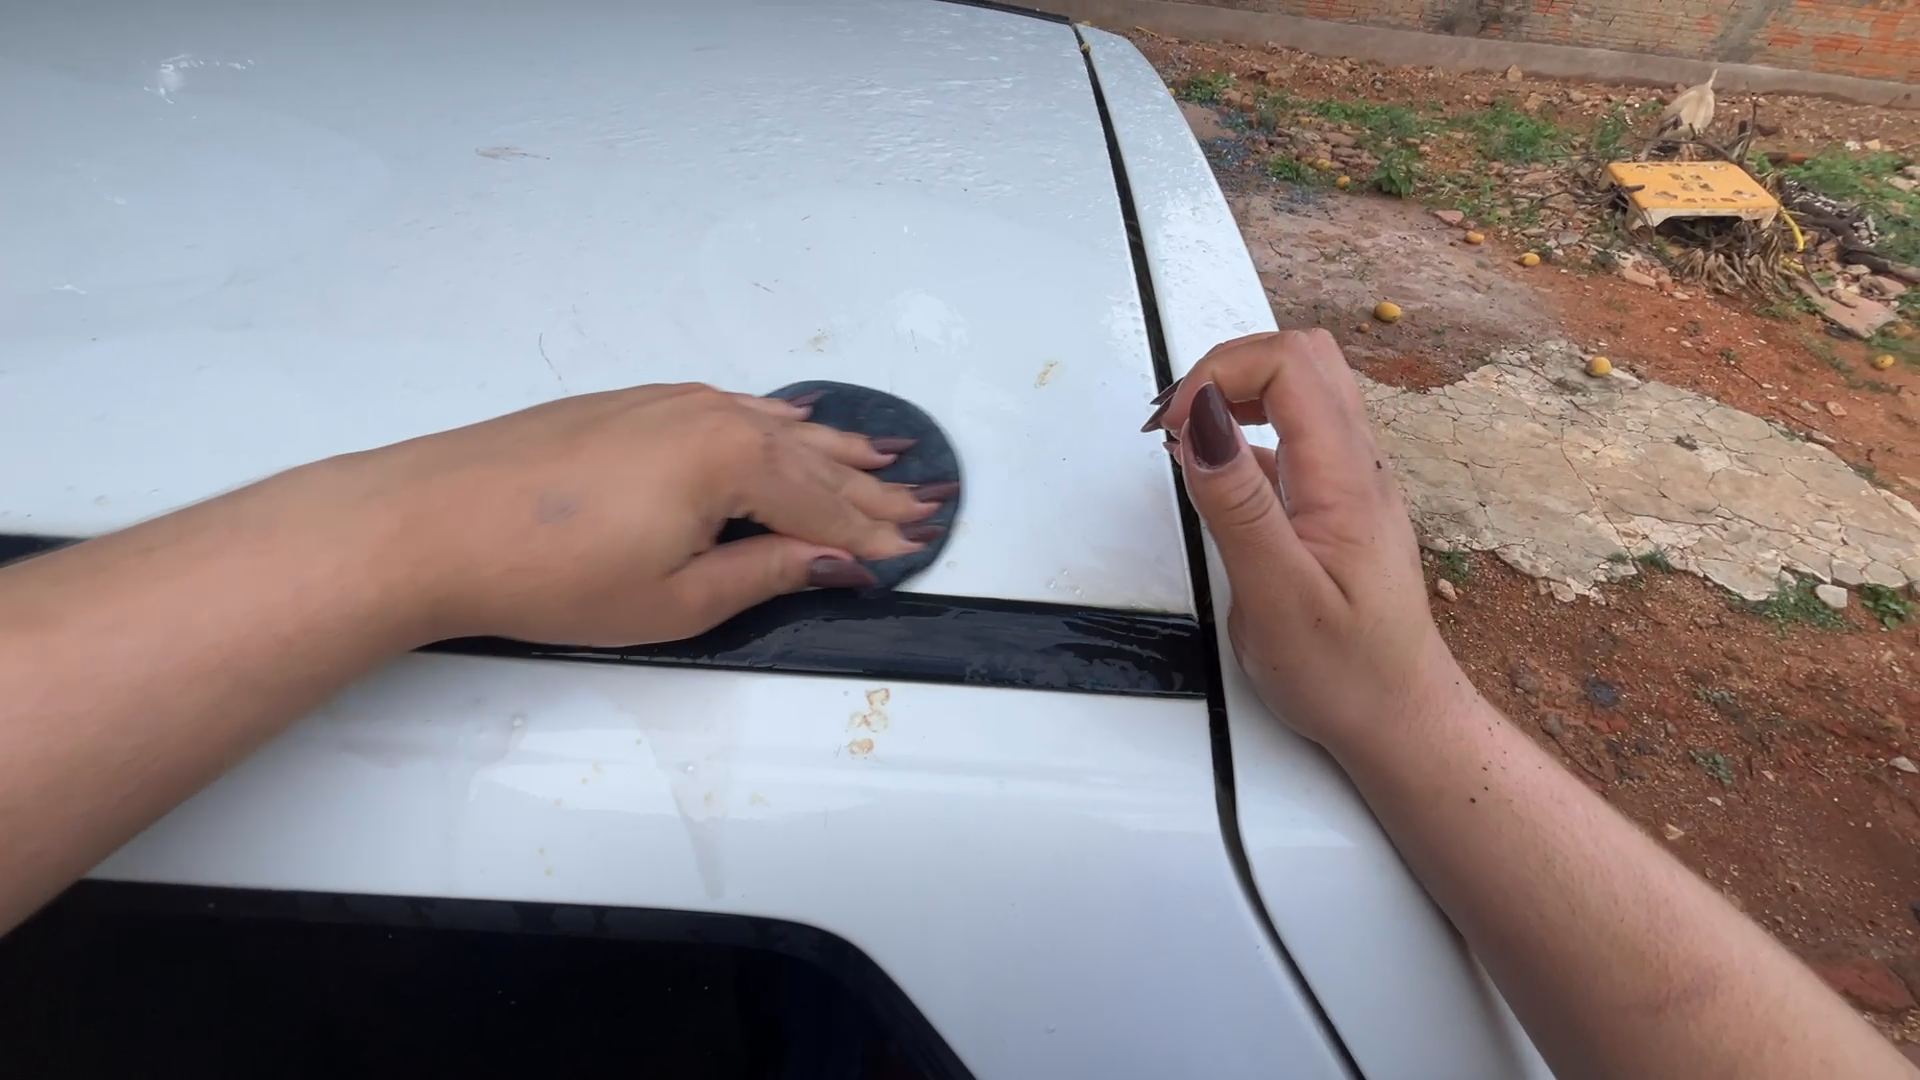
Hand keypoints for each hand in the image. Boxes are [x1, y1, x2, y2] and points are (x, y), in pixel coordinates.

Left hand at [327, 383, 951, 646]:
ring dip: (838, 447)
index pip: (825, 510)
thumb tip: (839, 563)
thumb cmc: (553, 576)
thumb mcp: (678, 598)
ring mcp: (679, 403)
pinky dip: (783, 421)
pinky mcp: (645, 403)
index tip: (917, 547)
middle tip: (925, 501)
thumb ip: (770, 571)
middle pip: (815, 463)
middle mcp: (717, 418)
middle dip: (873, 490)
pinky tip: (801, 417)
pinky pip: (741, 409)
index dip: (873, 537)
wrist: (426, 522)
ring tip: (887, 454)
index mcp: (733, 463)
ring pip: (782, 429)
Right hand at [1144, 331, 1469, 753]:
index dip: (1218, 374)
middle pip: (1302, 359)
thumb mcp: (1278, 595)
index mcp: (1346, 480)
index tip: (1172, 426)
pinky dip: (1243, 427)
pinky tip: (1213, 464)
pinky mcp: (1331, 502)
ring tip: (1184, 433)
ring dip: (1234, 392)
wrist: (1399, 718)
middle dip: (1225, 369)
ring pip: (1300, 390)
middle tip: (1174, 418)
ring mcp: (1347, 482)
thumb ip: (1238, 505)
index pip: (1289, 367)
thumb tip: (1201, 425)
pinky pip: (1292, 434)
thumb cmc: (1346, 672)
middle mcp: (1355, 467)